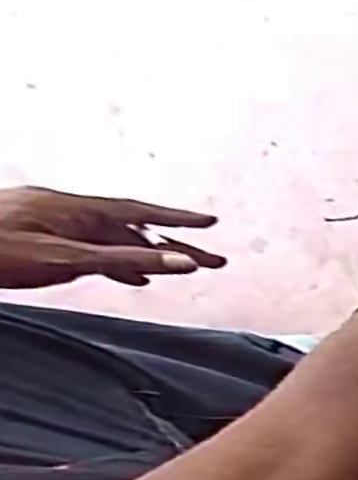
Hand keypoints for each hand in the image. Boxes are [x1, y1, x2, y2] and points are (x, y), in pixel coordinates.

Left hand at [0, 186, 223, 288]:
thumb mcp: (67, 259)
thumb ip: (130, 260)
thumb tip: (186, 262)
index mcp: (68, 208)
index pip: (137, 212)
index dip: (177, 219)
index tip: (209, 221)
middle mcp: (55, 208)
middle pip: (127, 226)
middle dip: (171, 244)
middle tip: (212, 260)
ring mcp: (37, 219)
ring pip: (105, 236)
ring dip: (141, 252)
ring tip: (170, 270)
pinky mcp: (24, 233)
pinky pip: (82, 242)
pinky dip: (111, 256)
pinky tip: (121, 271)